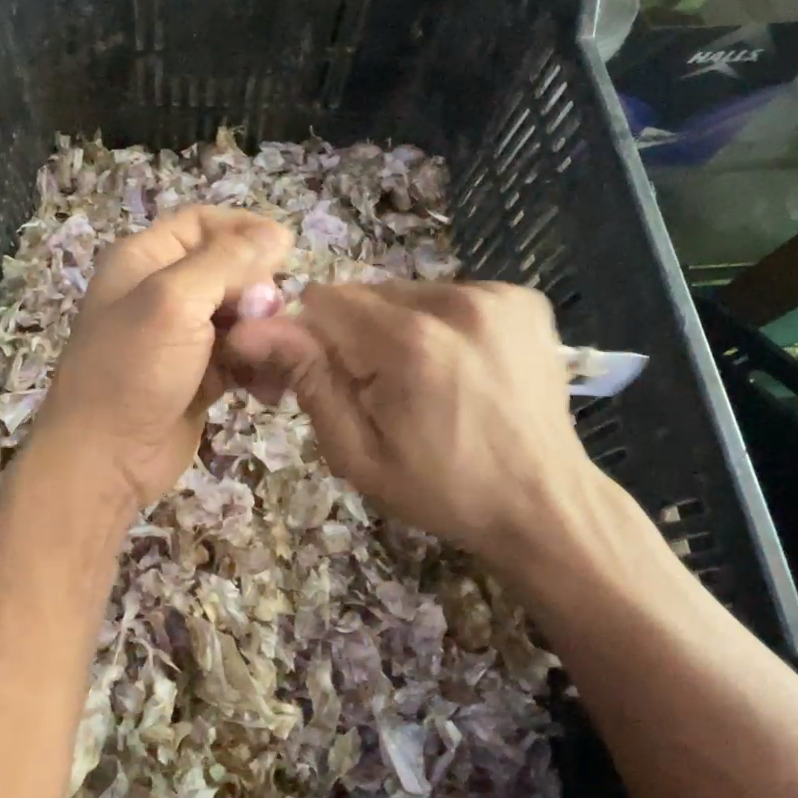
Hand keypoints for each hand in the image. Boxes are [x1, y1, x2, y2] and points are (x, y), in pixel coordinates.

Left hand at [30, 207, 293, 513]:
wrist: (103, 459)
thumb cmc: (132, 370)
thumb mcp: (175, 301)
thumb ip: (226, 262)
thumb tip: (278, 233)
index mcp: (144, 260)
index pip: (201, 223)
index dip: (244, 229)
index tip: (285, 250)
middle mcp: (161, 291)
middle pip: (227, 269)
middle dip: (257, 289)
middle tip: (272, 315)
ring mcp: (180, 336)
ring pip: (239, 314)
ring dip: (264, 331)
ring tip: (275, 354)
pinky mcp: (198, 375)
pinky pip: (241, 356)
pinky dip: (258, 365)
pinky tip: (269, 386)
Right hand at [223, 280, 595, 567]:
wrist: (547, 506)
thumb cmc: (444, 491)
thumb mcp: (359, 454)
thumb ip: (308, 381)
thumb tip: (251, 329)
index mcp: (408, 342)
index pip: (322, 299)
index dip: (312, 336)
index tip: (329, 377)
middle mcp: (454, 302)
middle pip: (365, 293)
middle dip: (357, 333)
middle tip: (379, 389)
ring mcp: (496, 296)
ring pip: (406, 292)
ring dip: (398, 327)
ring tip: (425, 380)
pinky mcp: (523, 298)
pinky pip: (449, 294)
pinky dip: (440, 324)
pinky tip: (459, 367)